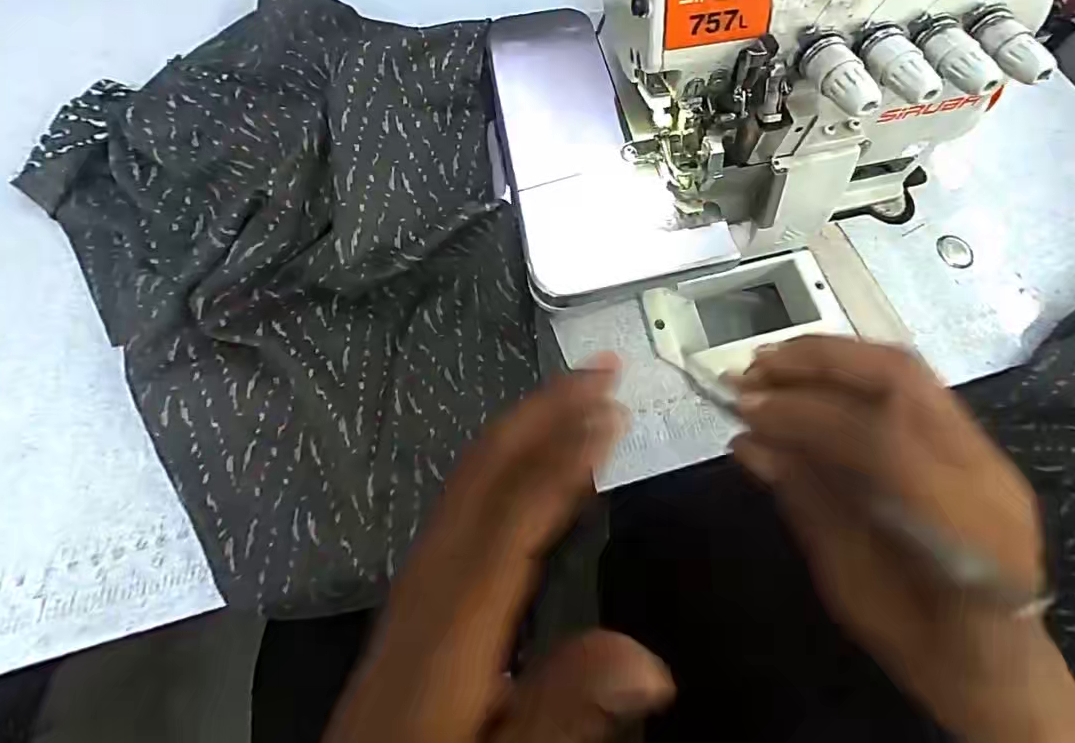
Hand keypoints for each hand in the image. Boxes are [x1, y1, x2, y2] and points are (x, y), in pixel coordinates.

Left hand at [325, 357, 674, 742]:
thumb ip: (568, 709)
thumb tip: (650, 663)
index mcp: (455, 612)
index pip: (518, 506)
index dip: (570, 452)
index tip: (616, 410)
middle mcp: (434, 571)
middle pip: (489, 464)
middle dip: (549, 405)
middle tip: (603, 366)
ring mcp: (423, 568)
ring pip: (477, 468)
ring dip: (533, 417)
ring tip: (582, 387)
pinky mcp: (425, 576)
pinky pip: (472, 487)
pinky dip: (515, 448)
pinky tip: (542, 449)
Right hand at [730, 337, 1074, 742]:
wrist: (1000, 660)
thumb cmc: (924, 645)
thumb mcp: (852, 585)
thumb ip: (807, 502)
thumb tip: (748, 442)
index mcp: (966, 527)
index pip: (880, 440)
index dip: (806, 416)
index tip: (748, 410)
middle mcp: (985, 471)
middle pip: (900, 380)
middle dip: (819, 363)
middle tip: (755, 369)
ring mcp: (985, 448)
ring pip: (907, 369)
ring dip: (833, 356)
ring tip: (774, 361)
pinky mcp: (972, 437)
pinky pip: (908, 383)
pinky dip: (852, 370)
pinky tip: (813, 373)